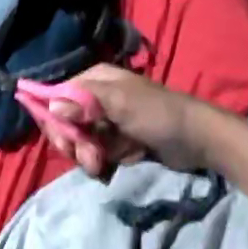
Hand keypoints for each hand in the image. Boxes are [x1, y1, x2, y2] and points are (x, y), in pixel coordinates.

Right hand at [47, 64, 217, 176]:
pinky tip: (110, 169)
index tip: (64, 141)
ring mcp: (108, 121)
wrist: (196, 139)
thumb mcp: (121, 104)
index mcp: (96, 79)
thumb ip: (86, 103)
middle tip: (90, 159)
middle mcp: (97, 97)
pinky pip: (97, 153)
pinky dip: (101, 162)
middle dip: (74, 143)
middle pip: (67, 121)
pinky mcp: (118, 142)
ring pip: (81, 141)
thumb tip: (51, 106)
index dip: (55, 119)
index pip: (59, 96)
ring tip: (103, 166)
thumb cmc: (157, 114)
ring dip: (88, 156)